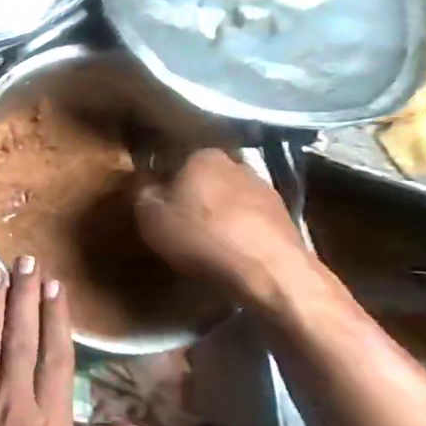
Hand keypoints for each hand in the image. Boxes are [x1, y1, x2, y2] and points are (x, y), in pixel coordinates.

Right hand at [132, 148, 316, 306]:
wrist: (268, 270)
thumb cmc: (200, 235)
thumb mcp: (149, 215)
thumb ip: (141, 191)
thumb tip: (144, 180)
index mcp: (203, 156)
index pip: (174, 161)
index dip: (162, 182)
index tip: (155, 204)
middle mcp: (237, 164)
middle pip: (204, 179)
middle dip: (192, 196)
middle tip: (177, 223)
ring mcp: (266, 189)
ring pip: (229, 198)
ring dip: (217, 214)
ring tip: (204, 242)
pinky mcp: (285, 217)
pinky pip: (249, 219)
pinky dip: (238, 231)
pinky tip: (229, 252)